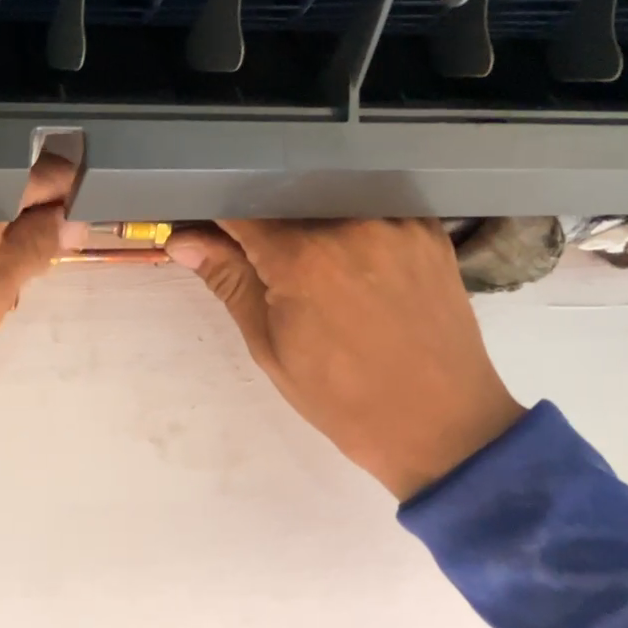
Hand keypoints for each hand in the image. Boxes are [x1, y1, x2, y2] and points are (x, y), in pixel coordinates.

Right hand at [166, 219, 523, 500]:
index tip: (203, 228)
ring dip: (308, 220)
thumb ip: (228, 281)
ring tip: (311, 261)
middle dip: (263, 221)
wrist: (446, 428)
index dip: (215, 217)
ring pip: (328, 200)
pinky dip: (352, 224)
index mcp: (302, 257)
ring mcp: (395, 223)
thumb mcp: (271, 347)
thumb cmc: (344, 398)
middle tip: (259, 256)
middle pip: (284, 199)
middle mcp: (350, 224)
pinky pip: (372, 208)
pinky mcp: (427, 230)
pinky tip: (352, 256)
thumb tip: (182, 240)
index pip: (238, 209)